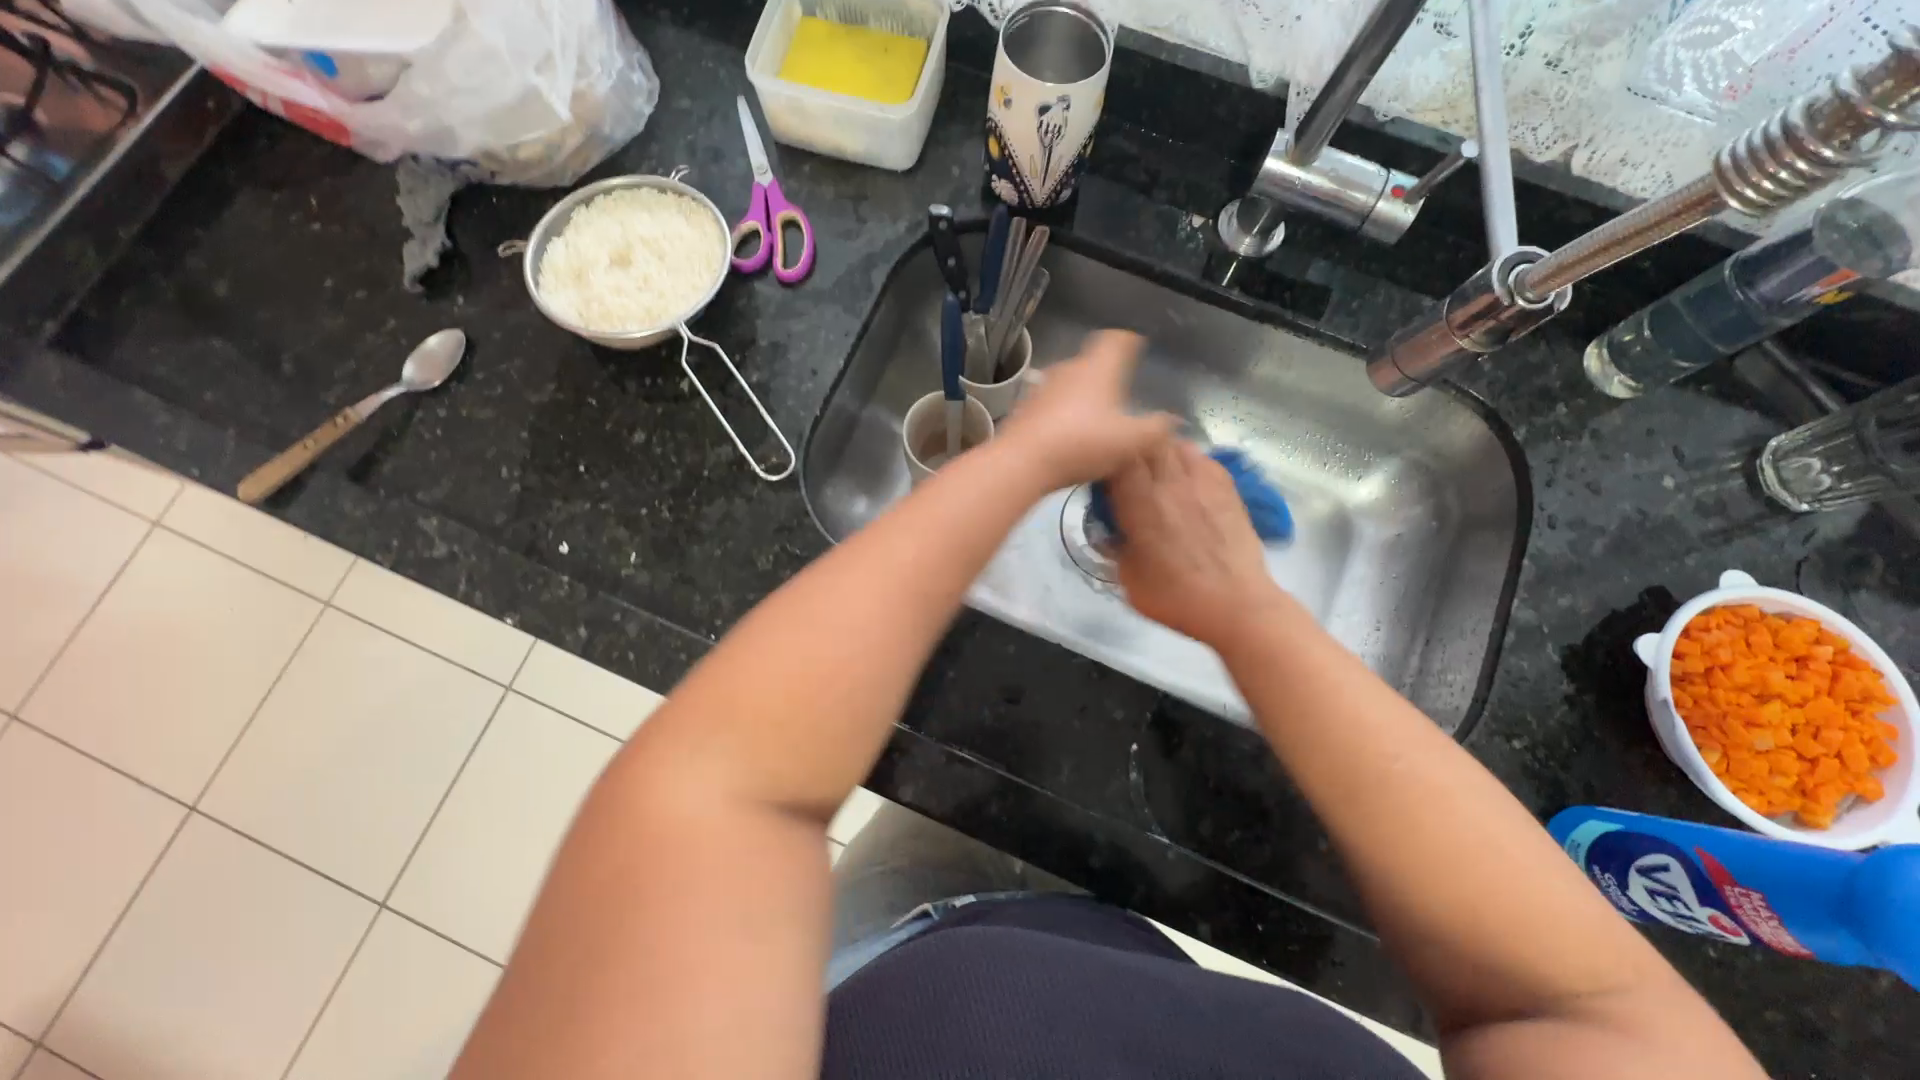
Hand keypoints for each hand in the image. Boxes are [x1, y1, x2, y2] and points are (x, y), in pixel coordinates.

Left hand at [999, 330, 1176, 489]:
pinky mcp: (1024, 411)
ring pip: (1069, 385)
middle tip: (1122, 394)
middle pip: (1091, 363)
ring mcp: (1042, 389)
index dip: (1129, 340)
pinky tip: (1070, 437)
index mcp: (1097, 368)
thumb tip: (1174, 421)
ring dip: (1083, 397)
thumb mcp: (1131, 441)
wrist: (1021, 462)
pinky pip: (1051, 406)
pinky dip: (1063, 415)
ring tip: (1097, 418)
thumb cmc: (1082, 443)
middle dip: (1107, 375)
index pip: (1116, 340)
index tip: (1136, 345)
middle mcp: (1068, 370)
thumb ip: (1157, 429)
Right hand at [1108, 439, 1294, 648]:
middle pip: (1149, 441)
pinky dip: (1190, 463)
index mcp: (1141, 503)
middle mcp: (1172, 483)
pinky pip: (1204, 460)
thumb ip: (1117, 546)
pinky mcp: (1228, 489)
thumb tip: (1114, 531)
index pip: (1119, 456)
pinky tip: (1188, 482)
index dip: (1108, 458)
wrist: (1237, 605)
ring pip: (1178, 445)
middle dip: (1134, 449)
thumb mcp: (1128, 578)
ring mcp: (1204, 482)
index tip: (1103, 473)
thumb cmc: (1177, 598)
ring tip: (1158, 471)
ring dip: (1163, 452)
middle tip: (1128, 470)